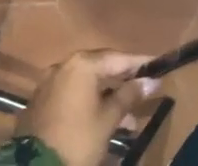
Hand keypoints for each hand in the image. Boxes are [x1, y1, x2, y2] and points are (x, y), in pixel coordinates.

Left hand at [16, 50, 157, 163]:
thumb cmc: (78, 138)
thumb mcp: (109, 118)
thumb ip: (130, 95)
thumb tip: (151, 81)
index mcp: (82, 65)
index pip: (119, 58)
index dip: (140, 64)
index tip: (158, 67)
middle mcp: (64, 67)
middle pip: (101, 69)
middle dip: (123, 83)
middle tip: (143, 92)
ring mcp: (48, 85)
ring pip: (86, 85)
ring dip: (107, 97)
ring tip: (127, 119)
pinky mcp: (39, 104)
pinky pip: (71, 96)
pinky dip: (88, 103)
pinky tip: (102, 120)